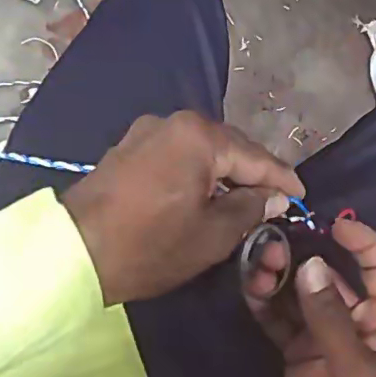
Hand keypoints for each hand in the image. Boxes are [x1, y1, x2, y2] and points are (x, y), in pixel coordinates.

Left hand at [62, 111, 301, 306]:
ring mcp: (145, 133)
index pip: (255, 156)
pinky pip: (177, 155)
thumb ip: (251, 207)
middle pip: (228, 147)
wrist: (74, 254)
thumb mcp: (212, 234)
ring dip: (225, 172)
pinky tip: (207, 192)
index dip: (282, 178)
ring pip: (202, 150)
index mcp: (198, 137)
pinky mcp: (128, 149)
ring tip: (246, 198)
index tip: (301, 194)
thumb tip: (272, 196)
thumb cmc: (151, 246)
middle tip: (276, 199)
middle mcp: (172, 123)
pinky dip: (198, 172)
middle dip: (254, 173)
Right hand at [246, 217, 375, 376]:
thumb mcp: (355, 370)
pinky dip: (265, 305)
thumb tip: (308, 265)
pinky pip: (280, 320)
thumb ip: (329, 318)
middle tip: (271, 247)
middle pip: (329, 276)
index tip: (334, 223)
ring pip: (299, 295)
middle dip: (303, 259)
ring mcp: (323, 335)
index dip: (362, 242)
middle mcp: (355, 320)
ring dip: (279, 279)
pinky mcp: (298, 351)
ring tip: (255, 267)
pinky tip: (249, 290)